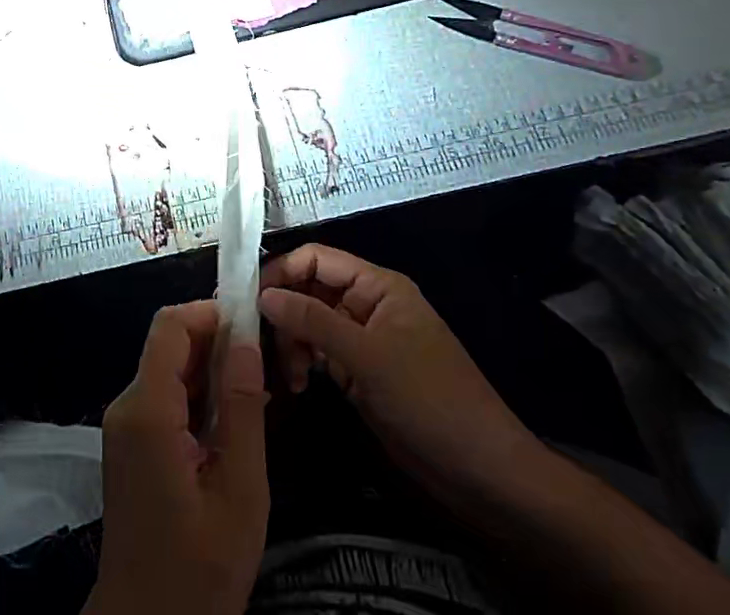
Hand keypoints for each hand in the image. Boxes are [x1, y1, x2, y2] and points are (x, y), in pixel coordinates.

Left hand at [86, 301, 267, 614]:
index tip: (255, 323)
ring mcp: (124, 424)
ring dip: (211, 371)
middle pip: (168, 346)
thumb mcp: (239, 490)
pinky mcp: (131, 442)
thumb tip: (246, 341)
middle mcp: (127, 405)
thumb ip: (241, 410)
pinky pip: (165, 399)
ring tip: (258, 392)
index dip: (210, 313)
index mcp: (146, 410)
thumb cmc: (200, 566)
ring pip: (169, 371)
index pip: (170, 327)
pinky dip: (198, 397)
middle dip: (216, 342)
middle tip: (267, 363)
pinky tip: (234, 420)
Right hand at [257, 245, 543, 501]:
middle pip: (307, 289)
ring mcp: (360, 338)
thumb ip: (312, 320)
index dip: (281, 272)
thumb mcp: (367, 357)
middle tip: (261, 343)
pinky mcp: (357, 369)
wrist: (480, 470)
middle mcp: (365, 304)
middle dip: (283, 313)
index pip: (316, 260)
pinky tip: (299, 386)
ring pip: (306, 322)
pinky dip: (302, 364)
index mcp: (377, 287)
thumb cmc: (429, 400)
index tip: (249, 300)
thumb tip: (262, 295)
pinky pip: (316, 352)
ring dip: (291, 344)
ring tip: (290, 377)